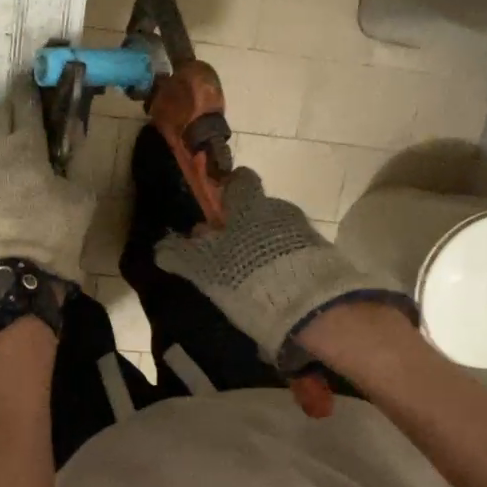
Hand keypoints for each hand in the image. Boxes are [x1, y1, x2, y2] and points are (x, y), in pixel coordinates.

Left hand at [0, 78, 95, 289]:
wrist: (14, 276)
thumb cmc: (55, 233)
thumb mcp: (81, 196)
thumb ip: (76, 161)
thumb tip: (75, 133)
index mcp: (25, 147)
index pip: (25, 105)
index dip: (28, 89)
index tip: (29, 78)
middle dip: (6, 108)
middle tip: (17, 110)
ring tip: (4, 156)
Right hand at [154, 169, 411, 358]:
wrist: (311, 306)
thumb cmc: (248, 276)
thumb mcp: (205, 269)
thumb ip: (182, 255)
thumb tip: (162, 246)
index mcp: (250, 206)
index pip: (241, 180)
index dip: (229, 189)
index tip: (217, 207)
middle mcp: (280, 211)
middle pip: (259, 210)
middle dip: (244, 226)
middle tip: (228, 253)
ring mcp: (305, 233)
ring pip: (277, 233)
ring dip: (264, 248)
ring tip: (251, 278)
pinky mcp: (323, 258)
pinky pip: (295, 254)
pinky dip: (283, 266)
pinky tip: (273, 291)